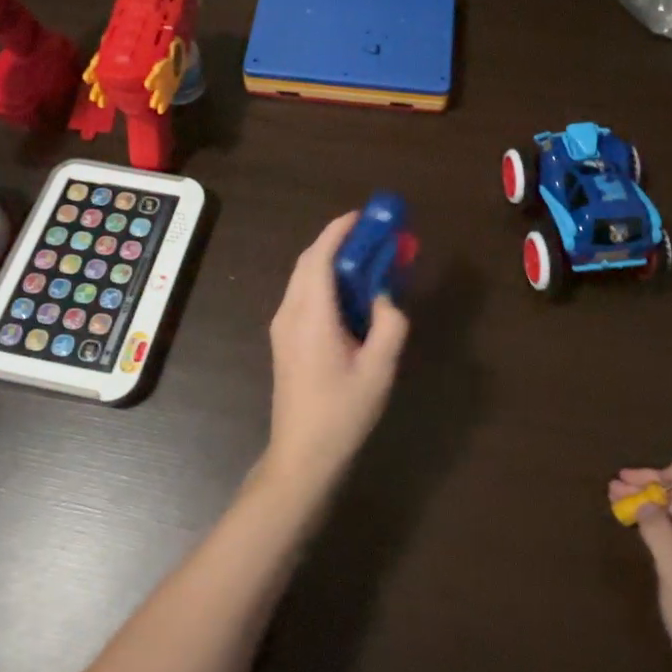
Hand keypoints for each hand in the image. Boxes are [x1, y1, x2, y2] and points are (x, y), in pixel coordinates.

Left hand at [261, 212, 409, 492]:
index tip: (365, 216)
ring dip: (332, 261)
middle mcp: (290, 313)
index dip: (341, 230)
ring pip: (304, 277)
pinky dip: (325, 281)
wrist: (302, 455)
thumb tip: (385, 297)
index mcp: (311, 316)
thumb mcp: (379, 370)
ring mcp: (282, 327)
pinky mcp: (284, 340)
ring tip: (368, 261)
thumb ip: (389, 324)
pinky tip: (351, 294)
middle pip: (309, 261)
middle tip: (374, 237)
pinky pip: (303, 295)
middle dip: (340, 241)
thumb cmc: (342, 414)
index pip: (321, 257)